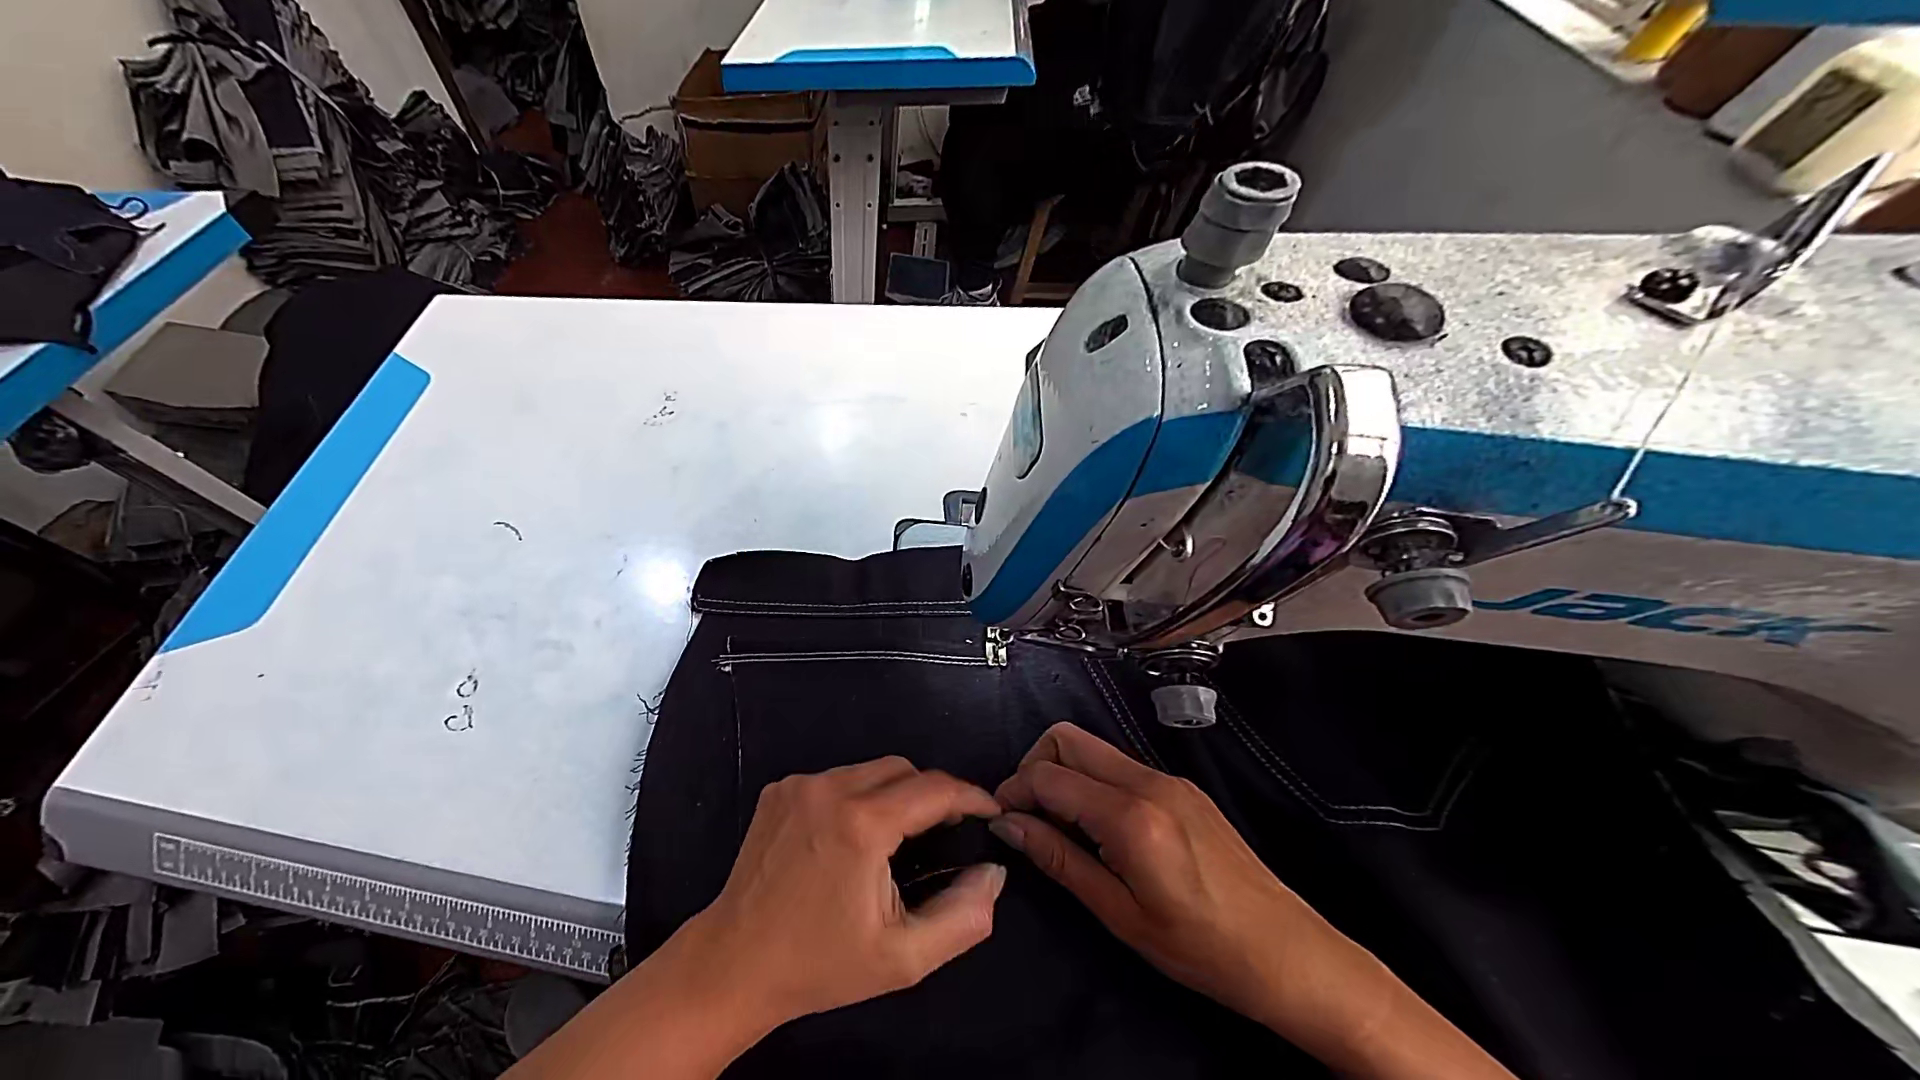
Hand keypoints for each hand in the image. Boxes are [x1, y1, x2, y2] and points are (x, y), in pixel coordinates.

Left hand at [683, 757, 1007, 1026]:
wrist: (731, 966)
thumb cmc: (818, 965)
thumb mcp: (903, 958)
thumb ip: (963, 916)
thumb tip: (993, 873)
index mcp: (862, 823)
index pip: (935, 788)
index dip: (971, 796)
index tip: (989, 812)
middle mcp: (830, 788)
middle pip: (904, 769)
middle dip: (932, 795)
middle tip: (945, 832)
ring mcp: (800, 785)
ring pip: (870, 770)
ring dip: (894, 794)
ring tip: (899, 838)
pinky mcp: (780, 790)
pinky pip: (837, 779)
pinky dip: (857, 797)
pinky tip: (851, 837)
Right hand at [991, 722, 1335, 1027]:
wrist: (1288, 952)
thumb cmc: (1201, 948)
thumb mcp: (1119, 913)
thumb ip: (1058, 858)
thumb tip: (1008, 825)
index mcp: (1131, 816)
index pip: (1048, 775)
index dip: (1013, 791)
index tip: (1000, 819)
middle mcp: (1150, 781)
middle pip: (1067, 738)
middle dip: (1034, 766)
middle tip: (1027, 815)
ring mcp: (1170, 779)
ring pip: (1094, 748)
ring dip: (1064, 774)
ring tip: (1061, 827)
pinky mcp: (1183, 787)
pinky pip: (1121, 766)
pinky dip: (1094, 783)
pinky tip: (1098, 829)